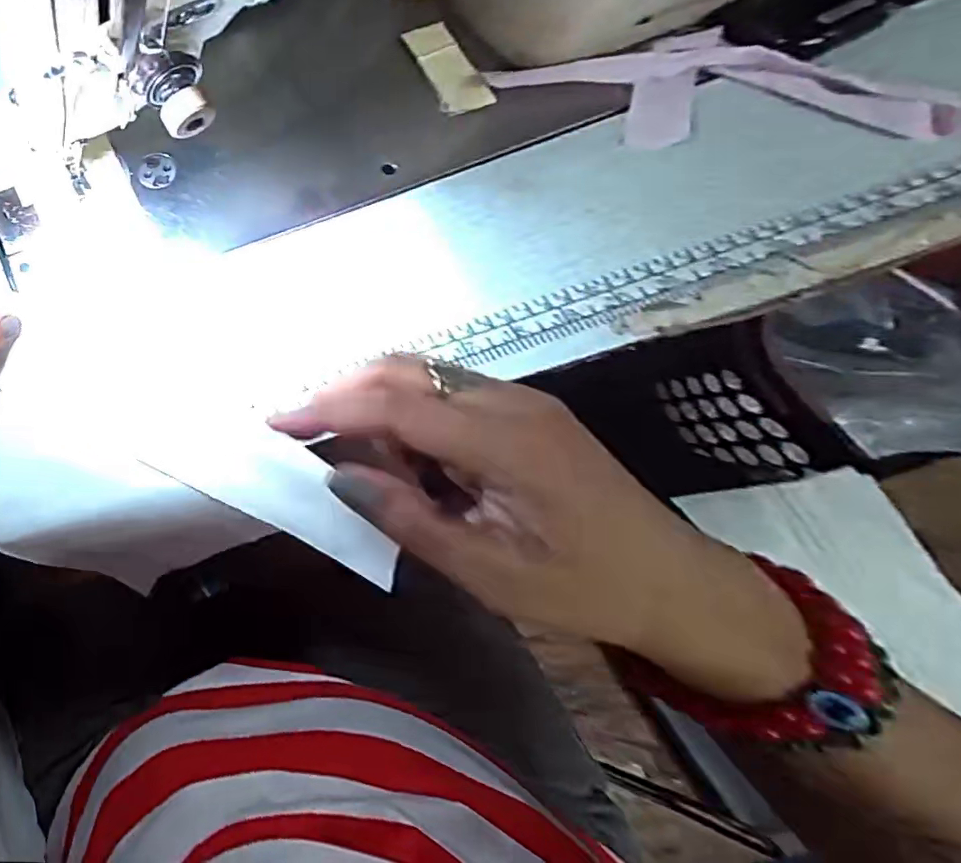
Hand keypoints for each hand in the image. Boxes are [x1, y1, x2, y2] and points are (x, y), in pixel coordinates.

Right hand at [270, 357, 810, 701]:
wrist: (681, 583)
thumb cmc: (587, 589)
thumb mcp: (490, 573)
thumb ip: (408, 519)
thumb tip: (339, 476)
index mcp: (506, 441)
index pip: (396, 406)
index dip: (329, 408)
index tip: (279, 422)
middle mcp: (509, 401)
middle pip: (403, 371)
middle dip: (340, 391)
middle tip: (299, 428)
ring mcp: (518, 398)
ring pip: (420, 374)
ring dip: (370, 399)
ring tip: (345, 447)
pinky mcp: (520, 408)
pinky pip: (443, 391)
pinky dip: (402, 409)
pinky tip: (395, 448)